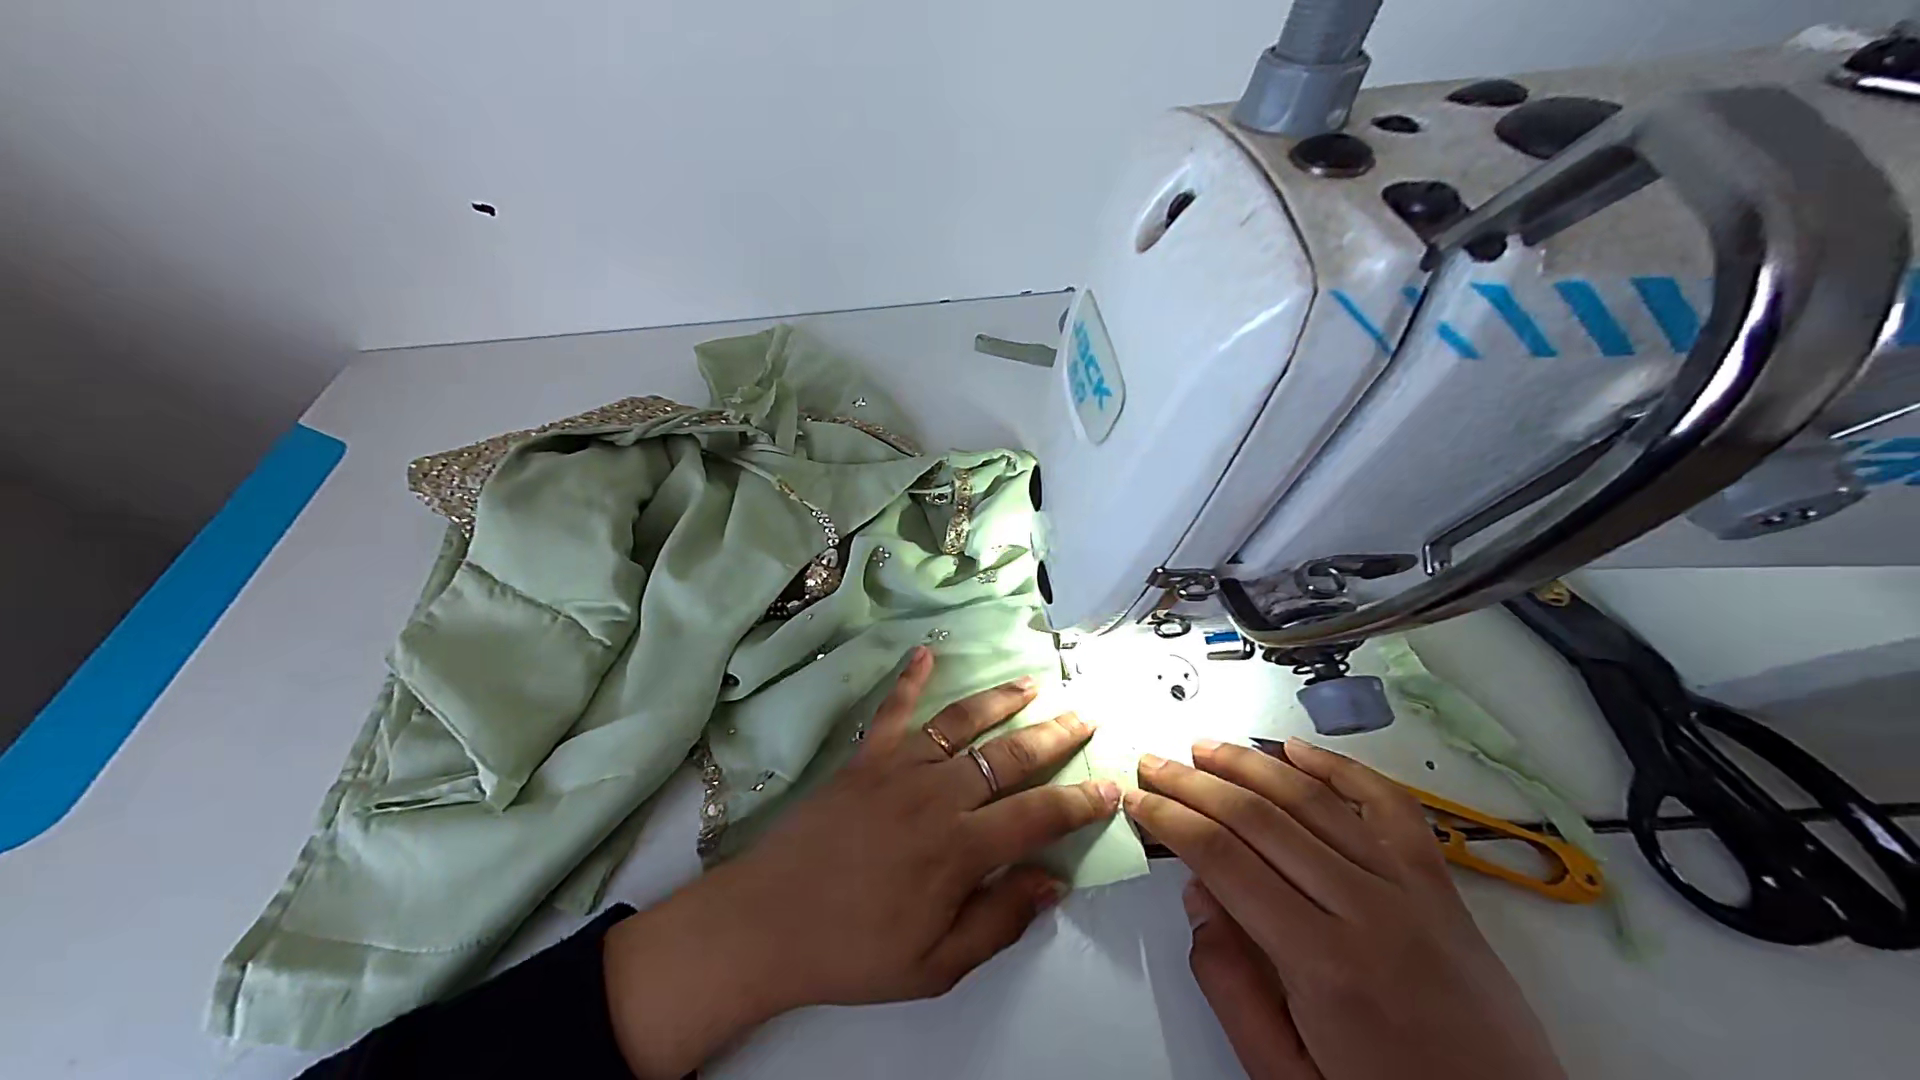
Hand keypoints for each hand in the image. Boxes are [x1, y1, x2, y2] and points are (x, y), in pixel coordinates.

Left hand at [603, 646, 1121, 1078]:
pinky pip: (892, 711)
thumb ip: (998, 921)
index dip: (1080, 801)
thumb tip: (1052, 881)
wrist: (766, 924)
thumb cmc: (853, 951)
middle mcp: (936, 797)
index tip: (1110, 786)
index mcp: (959, 850)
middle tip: (1086, 716)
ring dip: (1002, 700)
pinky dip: (910, 679)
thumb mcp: (935, 966)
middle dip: (1056, 735)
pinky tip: (926, 652)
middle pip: (1010, 757)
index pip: (1038, 816)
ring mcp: (898, 769)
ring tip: (1035, 683)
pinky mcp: (863, 759)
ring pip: (963, 724)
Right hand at [1128, 737, 1565, 1079]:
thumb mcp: (1285, 1072)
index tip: (1137, 799)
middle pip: (1258, 817)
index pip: (1223, 858)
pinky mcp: (1440, 883)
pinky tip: (1297, 749)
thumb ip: (1231, 984)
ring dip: (1250, 763)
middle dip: (1194, 783)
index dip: (1170, 819)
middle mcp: (1366, 910)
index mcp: (1322, 963)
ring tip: (1204, 746)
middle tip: (1154, 763)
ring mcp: (1410, 889)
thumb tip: (1199, 895)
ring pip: (1313, 799)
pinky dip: (1341, 767)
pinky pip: (1389, 805)